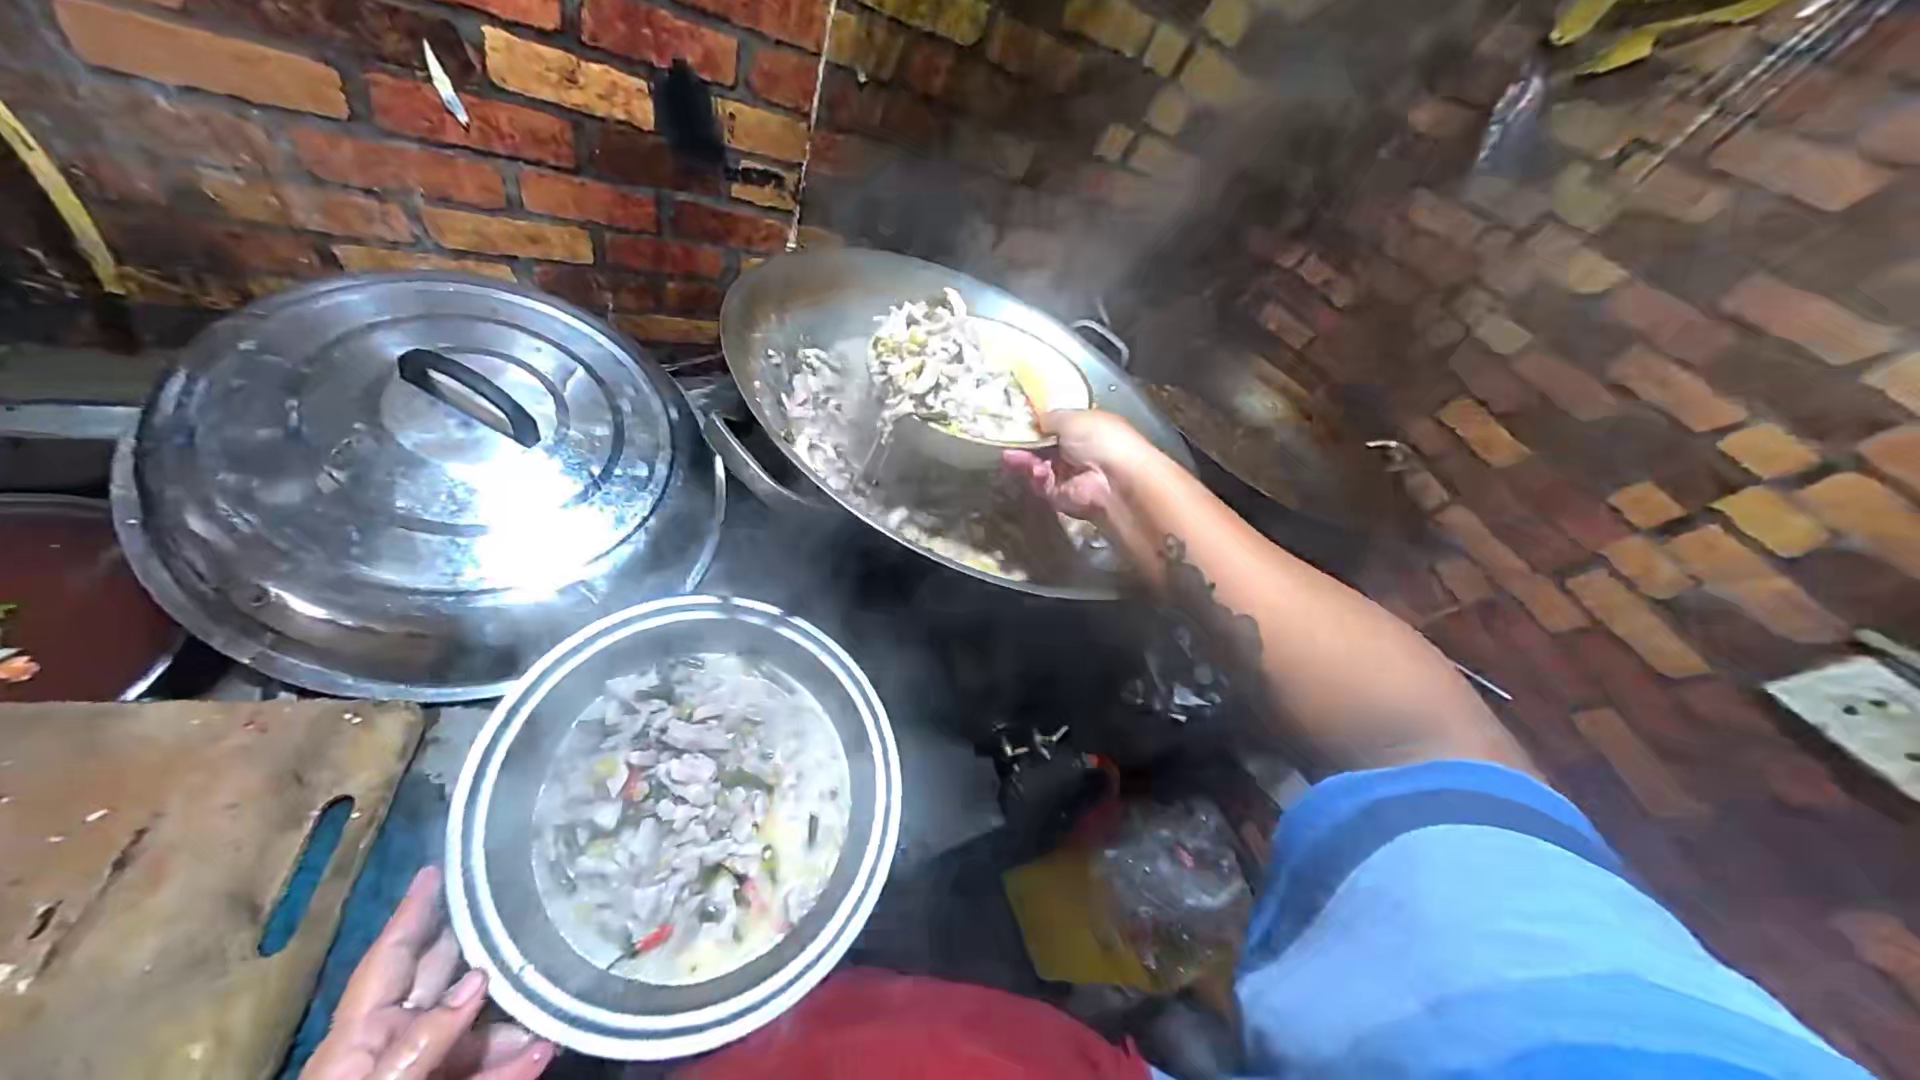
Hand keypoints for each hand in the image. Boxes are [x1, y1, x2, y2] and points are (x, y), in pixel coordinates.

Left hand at [301, 867, 553, 1079]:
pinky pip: (492, 1072)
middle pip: (450, 979)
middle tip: (532, 909)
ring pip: (483, 1027)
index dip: (418, 909)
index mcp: (361, 1035)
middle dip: (490, 947)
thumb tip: (479, 981)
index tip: (444, 865)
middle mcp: (398, 1042)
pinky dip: (520, 1063)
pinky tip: (549, 1050)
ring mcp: (428, 1070)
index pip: (394, 955)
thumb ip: (417, 1044)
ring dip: (519, 1015)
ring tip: (557, 1002)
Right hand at [1003, 409, 1150, 520]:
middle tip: (1006, 437)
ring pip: (1037, 465)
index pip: (1057, 425)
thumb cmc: (1100, 439)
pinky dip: (1032, 474)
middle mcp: (1077, 451)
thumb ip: (1050, 417)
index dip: (1038, 422)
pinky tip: (1026, 467)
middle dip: (1025, 442)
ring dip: (1023, 459)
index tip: (1018, 418)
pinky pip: (1040, 483)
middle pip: (1043, 446)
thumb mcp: (1072, 418)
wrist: (1115, 479)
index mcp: (1086, 428)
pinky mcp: (1058, 495)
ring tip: (1009, 454)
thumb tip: (1038, 419)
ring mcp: (1068, 474)